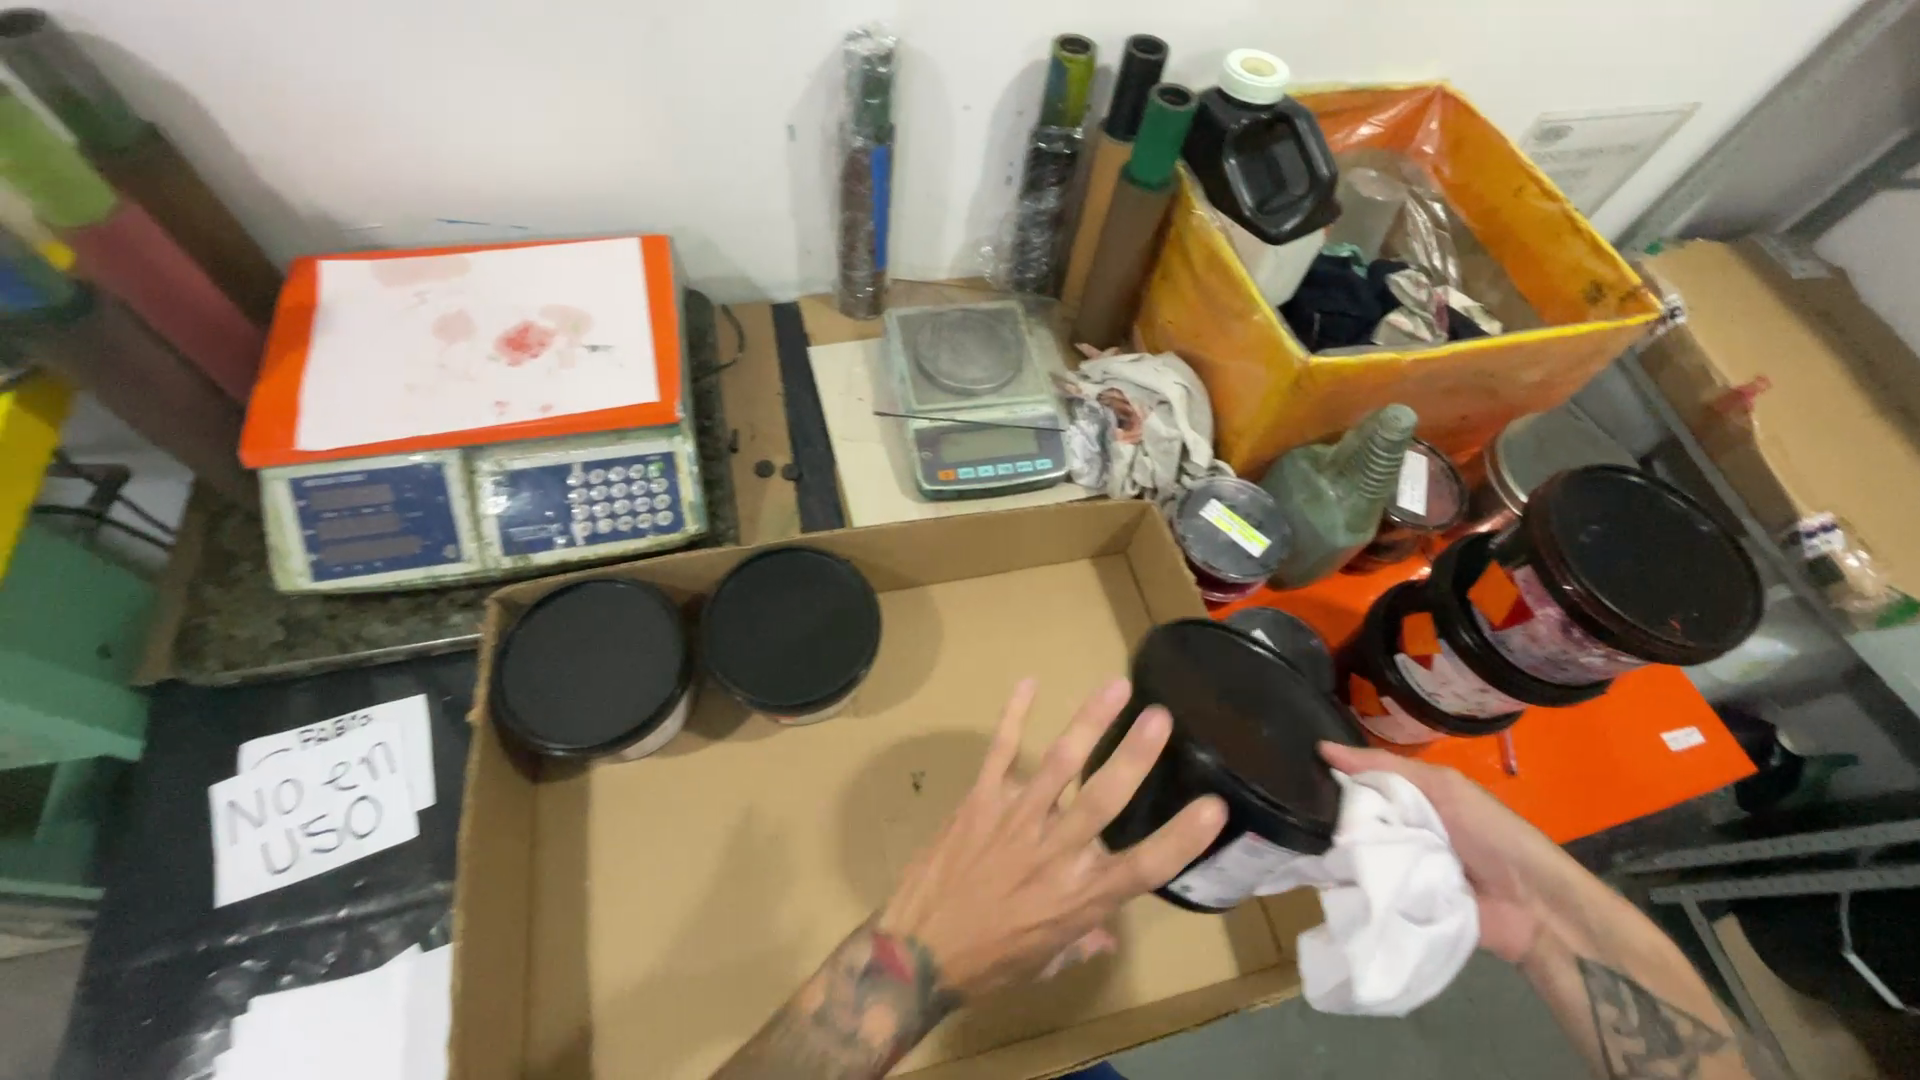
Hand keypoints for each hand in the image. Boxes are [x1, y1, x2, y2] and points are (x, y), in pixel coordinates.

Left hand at [879, 678, 1227, 1000]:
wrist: (916, 954)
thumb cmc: (988, 963)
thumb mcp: (1046, 963)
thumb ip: (1083, 940)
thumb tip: (1110, 932)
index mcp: (1079, 897)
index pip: (1143, 867)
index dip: (1180, 838)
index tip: (1213, 806)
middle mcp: (1055, 853)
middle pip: (1103, 800)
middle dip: (1133, 757)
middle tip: (1161, 717)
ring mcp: (1015, 820)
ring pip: (1057, 765)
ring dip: (1088, 722)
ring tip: (1116, 686)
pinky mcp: (979, 801)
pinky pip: (999, 752)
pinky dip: (1013, 716)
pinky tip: (1028, 683)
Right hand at [1319, 741, 1574, 964]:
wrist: (1533, 907)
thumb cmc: (1491, 833)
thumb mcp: (1442, 786)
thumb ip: (1386, 765)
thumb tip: (1321, 747)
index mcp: (1407, 799)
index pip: (1355, 783)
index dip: (1327, 776)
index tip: (1294, 769)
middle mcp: (1395, 830)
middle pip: (1348, 818)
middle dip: (1324, 814)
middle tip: (1290, 808)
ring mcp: (1394, 868)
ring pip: (1350, 852)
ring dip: (1332, 849)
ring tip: (1298, 840)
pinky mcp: (1394, 902)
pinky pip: (1360, 888)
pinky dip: (1345, 882)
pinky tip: (1316, 873)